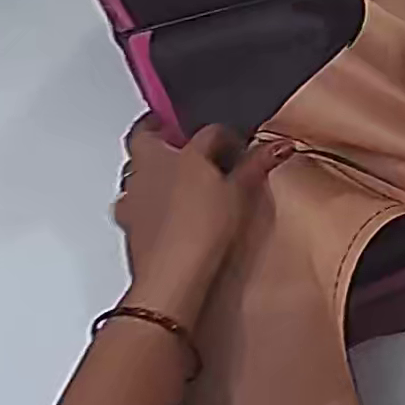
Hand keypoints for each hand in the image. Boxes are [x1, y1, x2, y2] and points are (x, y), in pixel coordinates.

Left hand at [112, 117, 292, 324]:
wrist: (171, 274)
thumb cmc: (202, 229)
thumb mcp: (240, 193)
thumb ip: (257, 165)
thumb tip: (279, 146)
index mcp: (181, 155)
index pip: (206, 132)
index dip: (224, 135)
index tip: (236, 146)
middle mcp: (150, 168)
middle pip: (146, 135)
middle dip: (159, 130)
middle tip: (173, 132)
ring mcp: (133, 195)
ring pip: (135, 167)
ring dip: (149, 165)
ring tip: (168, 172)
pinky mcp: (126, 221)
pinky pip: (131, 199)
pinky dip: (144, 197)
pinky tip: (159, 208)